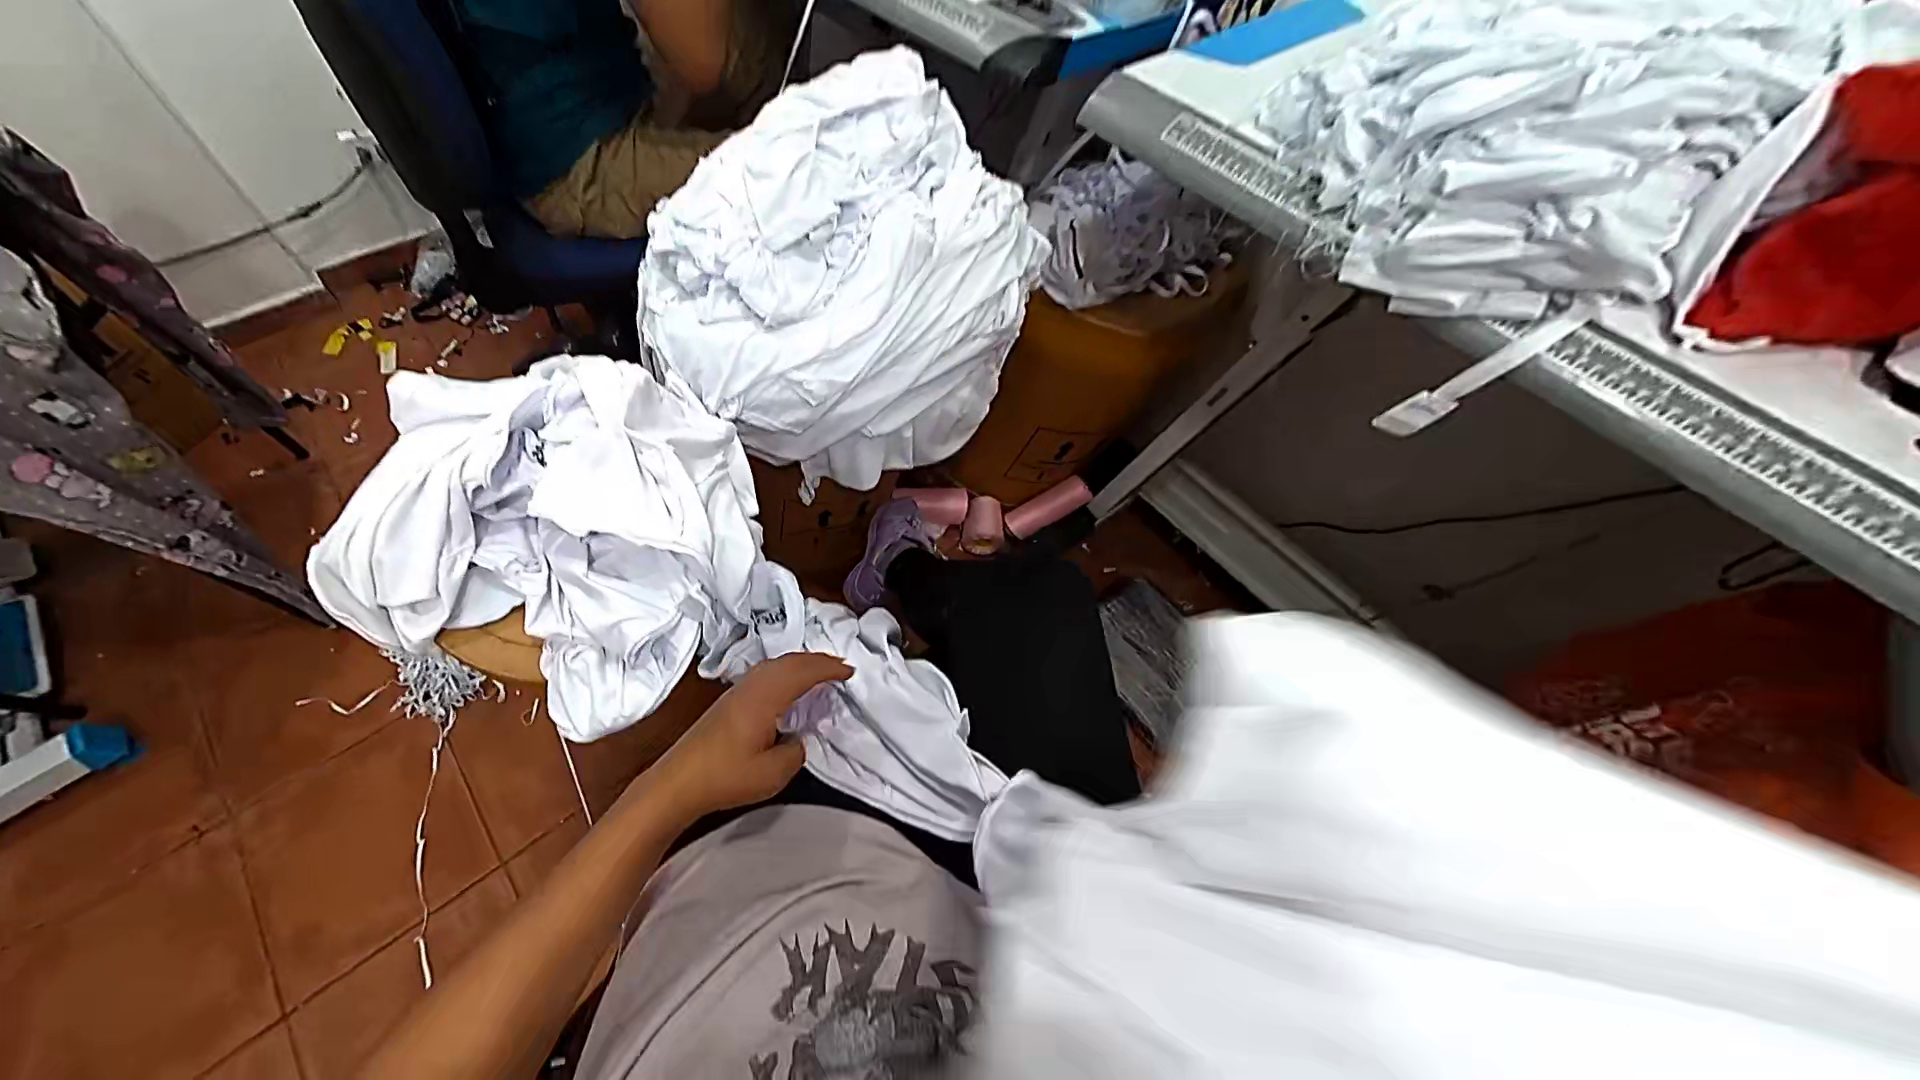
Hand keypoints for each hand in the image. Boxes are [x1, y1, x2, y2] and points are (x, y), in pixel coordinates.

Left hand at [647, 652, 851, 823]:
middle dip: (818, 660)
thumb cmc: (725, 776)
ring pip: (776, 664)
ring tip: (820, 672)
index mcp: (765, 696)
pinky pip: (766, 672)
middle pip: (790, 661)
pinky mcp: (729, 700)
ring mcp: (738, 690)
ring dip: (801, 664)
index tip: (850, 672)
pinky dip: (786, 671)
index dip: (830, 669)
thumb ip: (796, 750)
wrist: (676, 783)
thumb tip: (799, 738)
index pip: (804, 672)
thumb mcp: (774, 773)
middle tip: (841, 667)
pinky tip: (789, 685)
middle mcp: (752, 685)